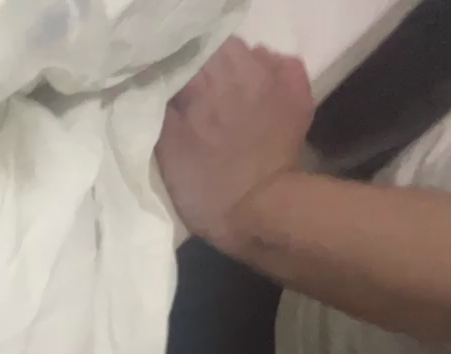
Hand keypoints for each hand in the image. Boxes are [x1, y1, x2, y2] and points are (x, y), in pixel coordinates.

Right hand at [159, 38, 315, 254]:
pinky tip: (247, 91)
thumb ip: (161, 109)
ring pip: (247, 53)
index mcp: (208, 86)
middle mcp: (246, 73)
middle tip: (183, 87)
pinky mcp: (296, 94)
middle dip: (198, 62)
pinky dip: (261, 70)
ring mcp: (276, 81)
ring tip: (211, 90)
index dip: (169, 64)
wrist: (256, 208)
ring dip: (226, 67)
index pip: (186, 54)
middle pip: (219, 49)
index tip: (157, 82)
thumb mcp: (166, 149)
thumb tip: (155, 81)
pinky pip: (278, 64)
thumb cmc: (202, 185)